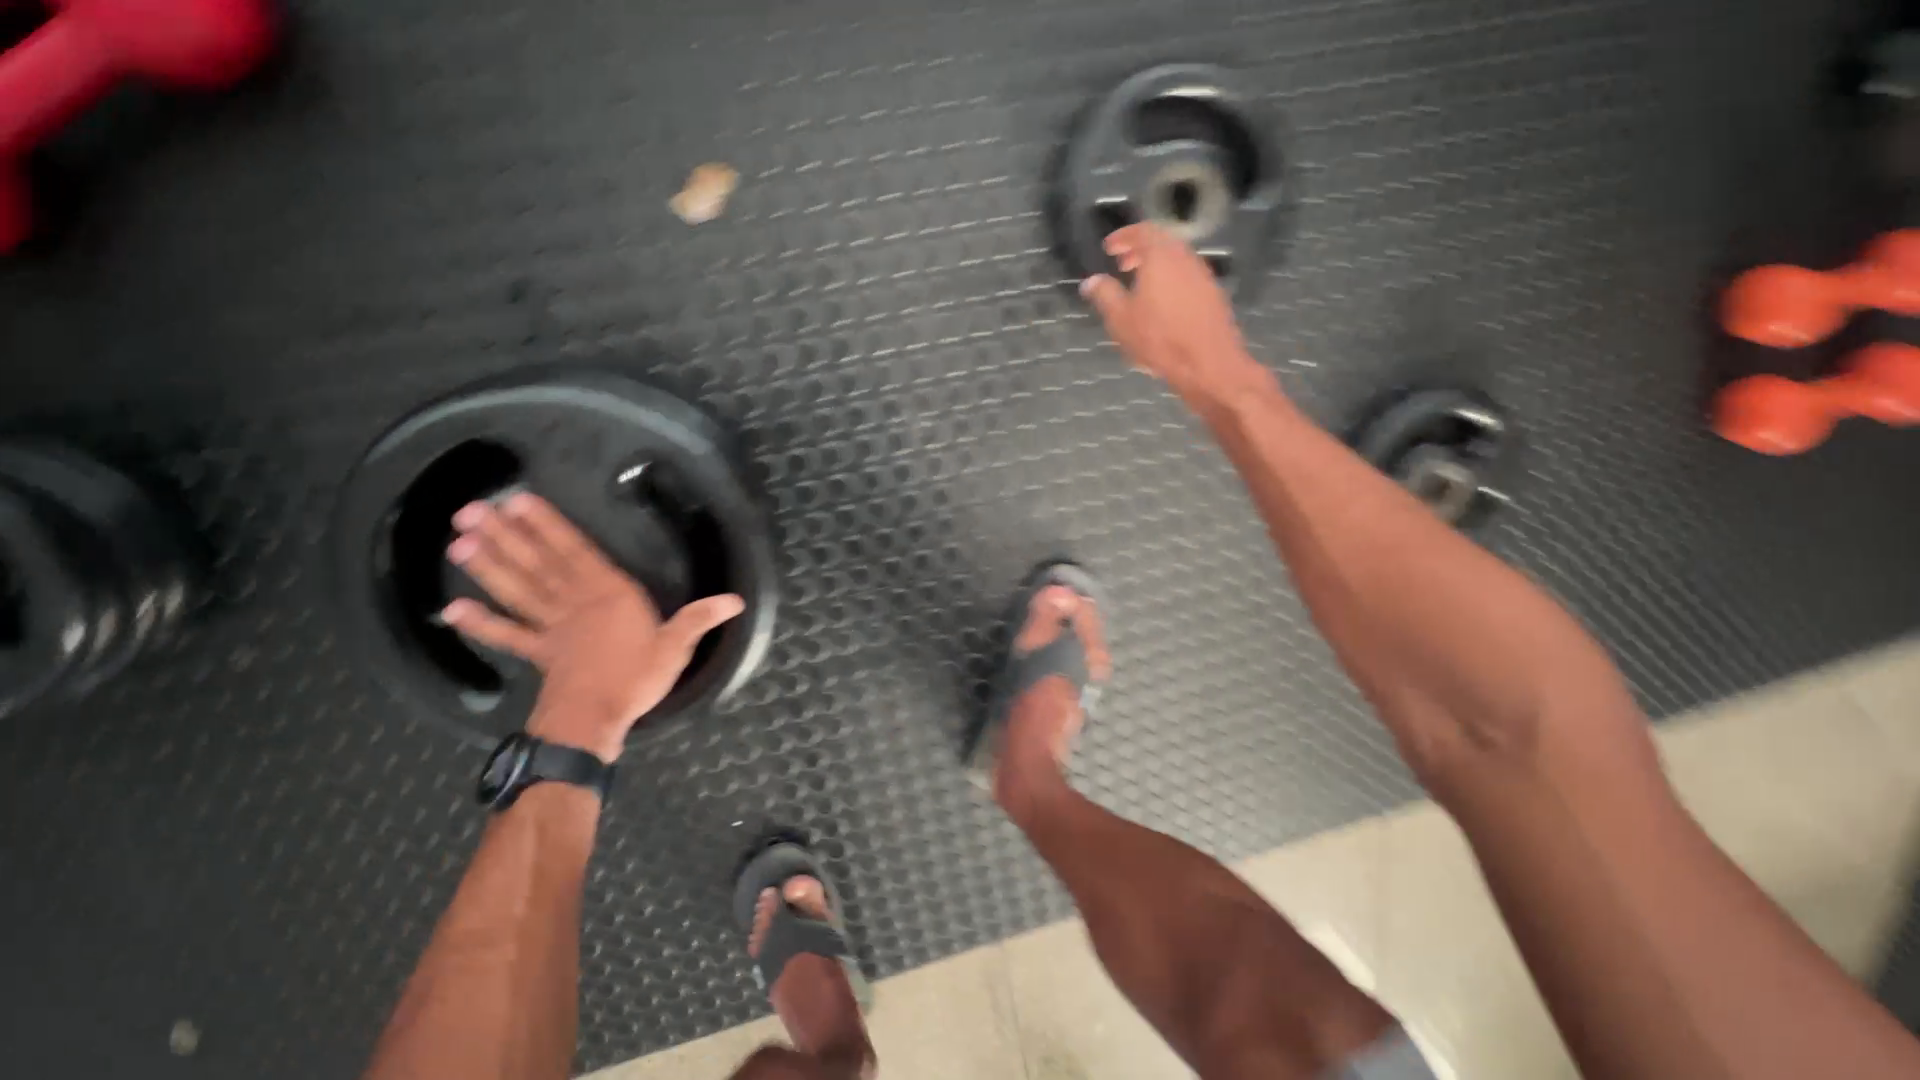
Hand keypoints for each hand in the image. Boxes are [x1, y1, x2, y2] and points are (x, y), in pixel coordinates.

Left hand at [441, 493, 744, 761]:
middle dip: (505, 536)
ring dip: (488, 566)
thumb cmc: (636, 678)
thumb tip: (735, 600)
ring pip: (518, 590)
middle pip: (538, 564)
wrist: (594, 720)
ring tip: (458, 542)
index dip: (548, 525)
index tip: (520, 500)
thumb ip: (699, 619)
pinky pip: (507, 635)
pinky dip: (480, 623)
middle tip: (471, 512)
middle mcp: (575, 602)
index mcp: (610, 594)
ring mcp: (551, 627)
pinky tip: (452, 608)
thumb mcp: (676, 647)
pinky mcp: (538, 653)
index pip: (576, 551)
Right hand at [1081, 224, 1279, 411]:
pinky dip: (1171, 280)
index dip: (1123, 236)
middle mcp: (1185, 258)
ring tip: (1139, 286)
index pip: (1142, 231)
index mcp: (1161, 256)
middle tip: (1122, 265)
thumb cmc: (1160, 339)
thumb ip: (1105, 295)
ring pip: (1177, 260)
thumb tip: (1091, 281)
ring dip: (1156, 266)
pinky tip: (1162, 304)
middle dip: (1140, 250)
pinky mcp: (1213, 295)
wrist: (1209, 364)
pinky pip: (1187, 277)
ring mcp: (1203, 276)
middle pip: (1162, 242)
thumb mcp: (1121, 319)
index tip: (1109, 248)